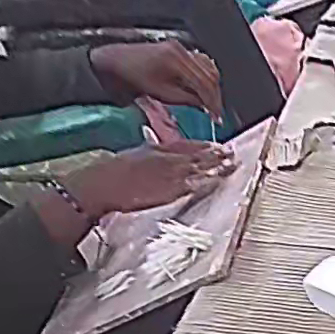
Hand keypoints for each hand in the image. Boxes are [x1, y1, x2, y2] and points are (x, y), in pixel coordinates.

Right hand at [62, 140, 235, 214]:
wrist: (102, 185)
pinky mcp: (170, 189)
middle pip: (196, 154)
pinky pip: (193, 184)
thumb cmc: (114, 175)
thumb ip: (148, 150)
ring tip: (232, 165)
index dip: (203, 145)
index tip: (218, 146)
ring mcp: (169, 174)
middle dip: (215, 154)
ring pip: (199, 167)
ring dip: (217, 166)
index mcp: (156, 149)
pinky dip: (207, 181)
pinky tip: (218, 180)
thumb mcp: (134, 156)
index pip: (185, 144)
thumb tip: (154, 143)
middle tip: (232, 153)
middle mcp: (165, 158)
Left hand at [89, 41, 223, 117]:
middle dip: (215, 96)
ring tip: (211, 103)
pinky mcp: (178, 49)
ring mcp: (180, 48)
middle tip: (216, 113)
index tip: (217, 118)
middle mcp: (180, 51)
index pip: (204, 84)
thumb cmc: (138, 78)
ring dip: (213, 87)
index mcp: (176, 61)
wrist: (121, 62)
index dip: (213, 104)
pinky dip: (206, 76)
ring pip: (208, 69)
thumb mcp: (166, 95)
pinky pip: (200, 62)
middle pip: (210, 76)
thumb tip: (206, 106)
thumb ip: (189, 99)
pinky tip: (205, 89)